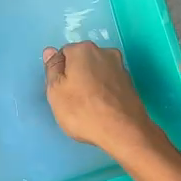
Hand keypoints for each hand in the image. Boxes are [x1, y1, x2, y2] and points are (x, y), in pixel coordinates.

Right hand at [43, 42, 161, 158]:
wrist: (124, 131)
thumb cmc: (83, 111)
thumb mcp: (56, 92)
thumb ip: (52, 69)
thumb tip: (50, 52)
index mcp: (83, 49)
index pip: (63, 55)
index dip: (59, 74)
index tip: (60, 92)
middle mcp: (104, 52)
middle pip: (82, 62)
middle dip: (75, 76)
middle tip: (72, 100)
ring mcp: (120, 67)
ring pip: (97, 73)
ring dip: (90, 84)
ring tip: (88, 107)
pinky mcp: (130, 83)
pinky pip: (109, 84)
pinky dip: (103, 92)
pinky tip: (102, 109)